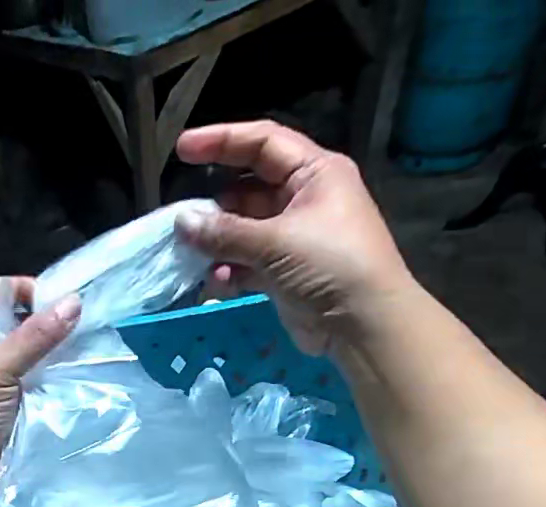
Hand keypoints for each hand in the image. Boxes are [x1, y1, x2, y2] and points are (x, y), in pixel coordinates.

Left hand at [0, 278, 80, 506]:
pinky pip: (37, 375)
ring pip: (28, 349)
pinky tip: (73, 367)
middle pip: (12, 321)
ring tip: (80, 342)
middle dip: (42, 318)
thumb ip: (34, 337)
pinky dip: (53, 370)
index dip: (19, 289)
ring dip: (51, 346)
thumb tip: (75, 302)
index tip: (54, 297)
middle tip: (74, 320)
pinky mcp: (13, 401)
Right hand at [173, 120, 416, 356]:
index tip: (182, 150)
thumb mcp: (276, 242)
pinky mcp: (286, 275)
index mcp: (314, 173)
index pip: (262, 143)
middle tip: (184, 221)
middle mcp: (304, 200)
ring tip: (193, 256)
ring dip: (219, 245)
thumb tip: (183, 222)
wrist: (363, 326)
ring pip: (245, 232)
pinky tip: (216, 282)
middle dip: (216, 207)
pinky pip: (249, 265)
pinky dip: (231, 272)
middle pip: (249, 191)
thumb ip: (226, 233)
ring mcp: (294, 240)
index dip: (222, 141)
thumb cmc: (329, 266)